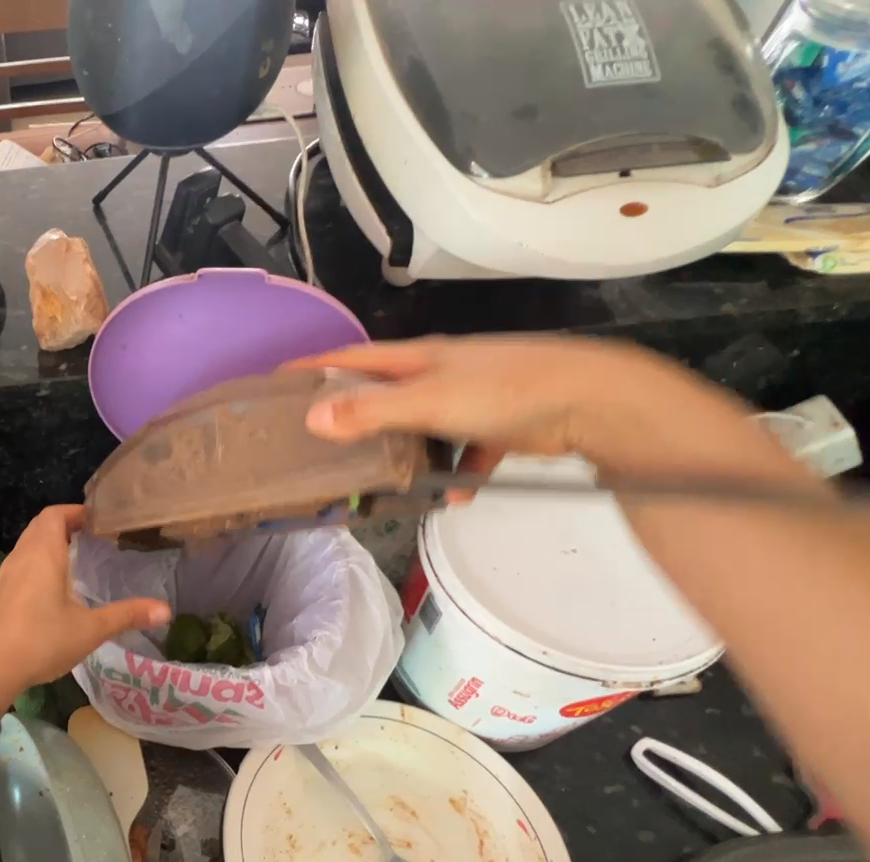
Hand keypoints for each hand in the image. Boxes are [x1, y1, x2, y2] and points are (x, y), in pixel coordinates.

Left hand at [0, 505, 169, 712]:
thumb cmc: (41, 640)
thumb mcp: (90, 629)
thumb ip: (127, 615)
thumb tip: (166, 610)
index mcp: (43, 554)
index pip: (56, 514)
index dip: (77, 511)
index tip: (101, 520)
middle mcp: (22, 556)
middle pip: (41, 525)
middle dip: (67, 524)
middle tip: (95, 536)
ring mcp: (7, 574)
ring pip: (29, 544)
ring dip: (51, 543)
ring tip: (80, 557)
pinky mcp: (0, 592)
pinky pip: (22, 563)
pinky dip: (40, 562)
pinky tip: (56, 586)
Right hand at [295, 335, 796, 481]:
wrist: (593, 400)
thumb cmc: (504, 390)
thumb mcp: (429, 401)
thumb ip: (371, 411)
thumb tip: (311, 417)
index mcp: (417, 357)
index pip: (351, 357)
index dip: (314, 367)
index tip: (276, 381)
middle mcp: (439, 371)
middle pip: (382, 392)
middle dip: (351, 413)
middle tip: (316, 440)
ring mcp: (470, 397)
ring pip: (420, 426)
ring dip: (402, 452)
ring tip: (378, 481)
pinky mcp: (498, 423)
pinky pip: (463, 450)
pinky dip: (456, 472)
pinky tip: (453, 496)